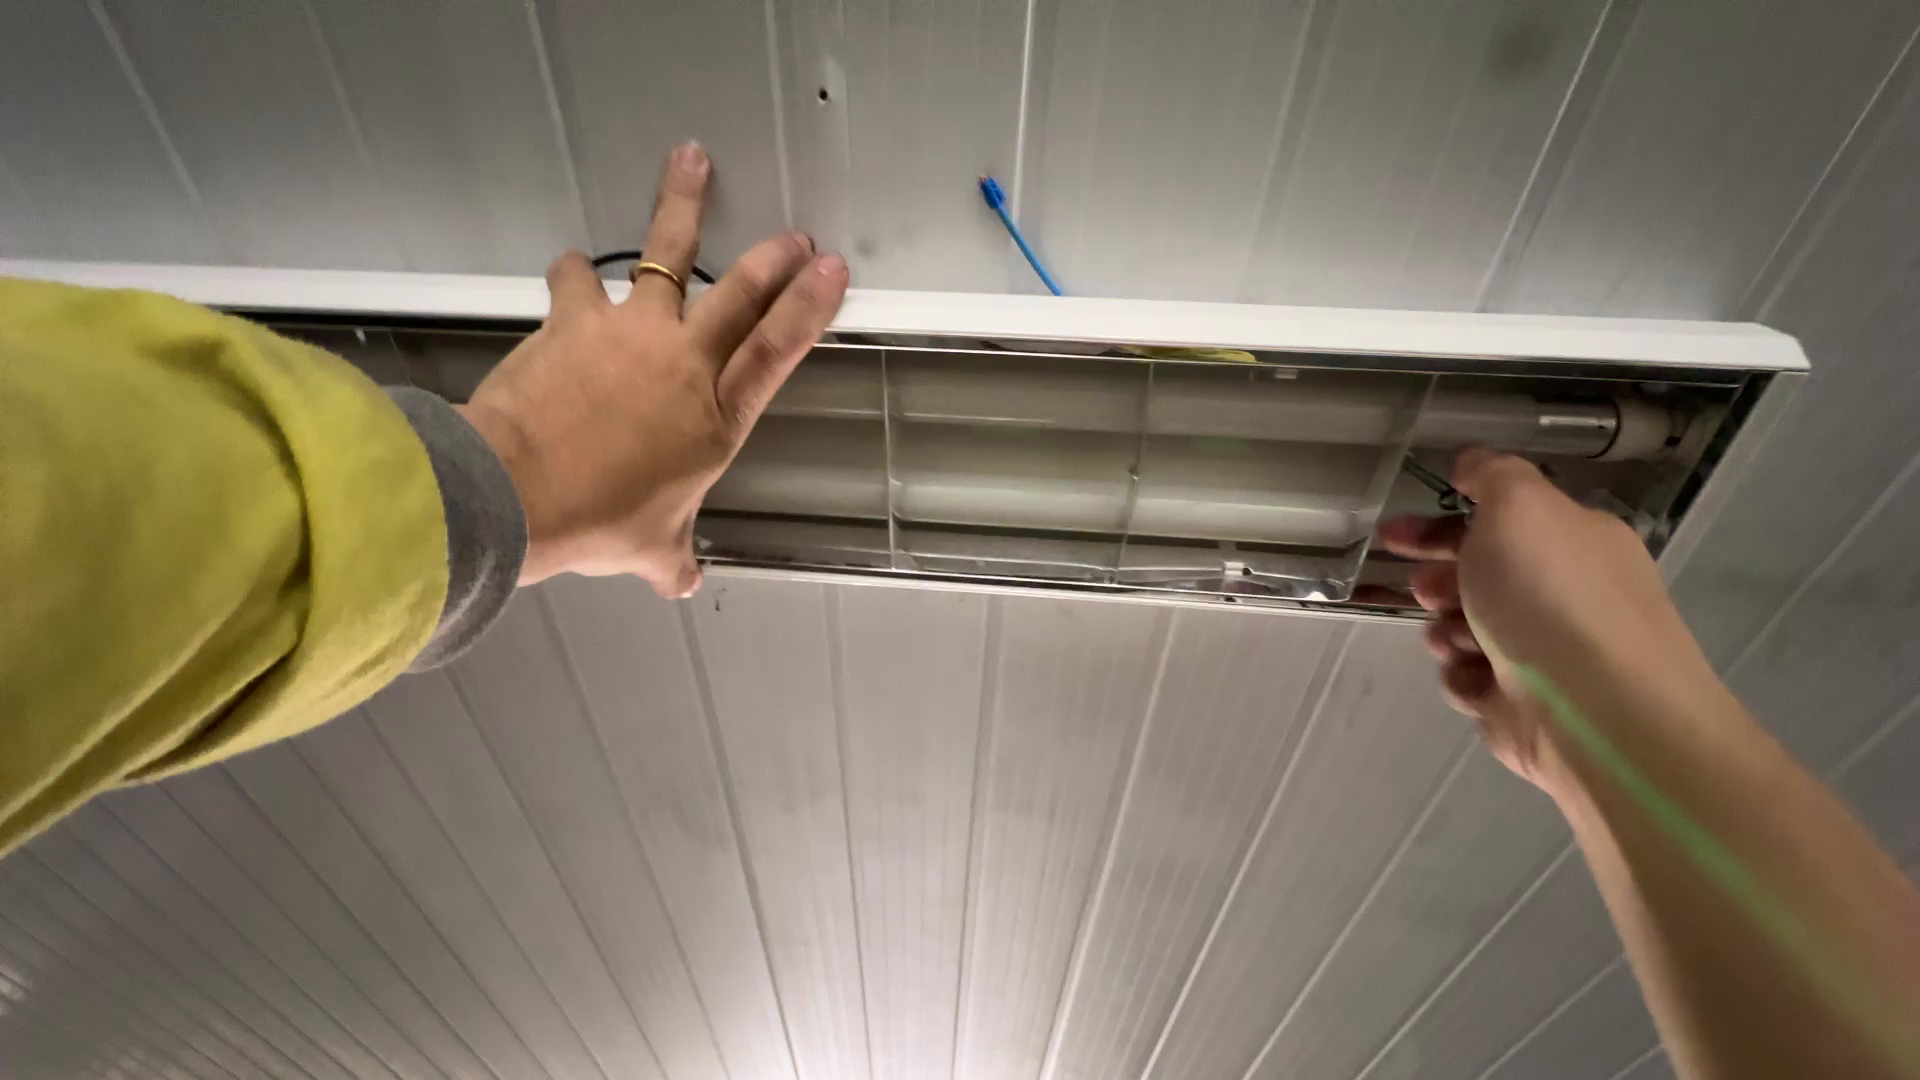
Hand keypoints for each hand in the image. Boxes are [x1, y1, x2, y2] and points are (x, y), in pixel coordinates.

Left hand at [458, 141, 848, 595]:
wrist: (515, 492)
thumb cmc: (600, 520)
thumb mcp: (651, 547)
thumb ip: (673, 560)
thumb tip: (680, 584)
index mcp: (717, 416)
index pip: (778, 350)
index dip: (810, 306)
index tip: (832, 269)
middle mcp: (683, 362)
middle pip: (740, 292)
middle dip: (773, 257)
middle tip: (796, 233)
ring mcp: (629, 332)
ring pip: (666, 254)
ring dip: (681, 206)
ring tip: (690, 162)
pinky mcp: (572, 318)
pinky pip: (578, 278)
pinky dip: (577, 271)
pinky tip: (575, 265)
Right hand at [1377, 449, 1711, 790]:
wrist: (1597, 712)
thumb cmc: (1551, 599)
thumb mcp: (1519, 509)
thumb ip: (1492, 475)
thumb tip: (1472, 462)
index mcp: (1574, 543)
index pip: (1500, 524)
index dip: (1441, 524)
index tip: (1395, 534)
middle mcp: (1567, 596)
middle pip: (1480, 578)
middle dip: (1439, 581)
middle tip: (1423, 590)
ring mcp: (1549, 653)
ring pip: (1466, 630)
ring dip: (1446, 631)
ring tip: (1454, 641)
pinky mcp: (1526, 703)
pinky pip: (1470, 679)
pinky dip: (1463, 678)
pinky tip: (1475, 680)